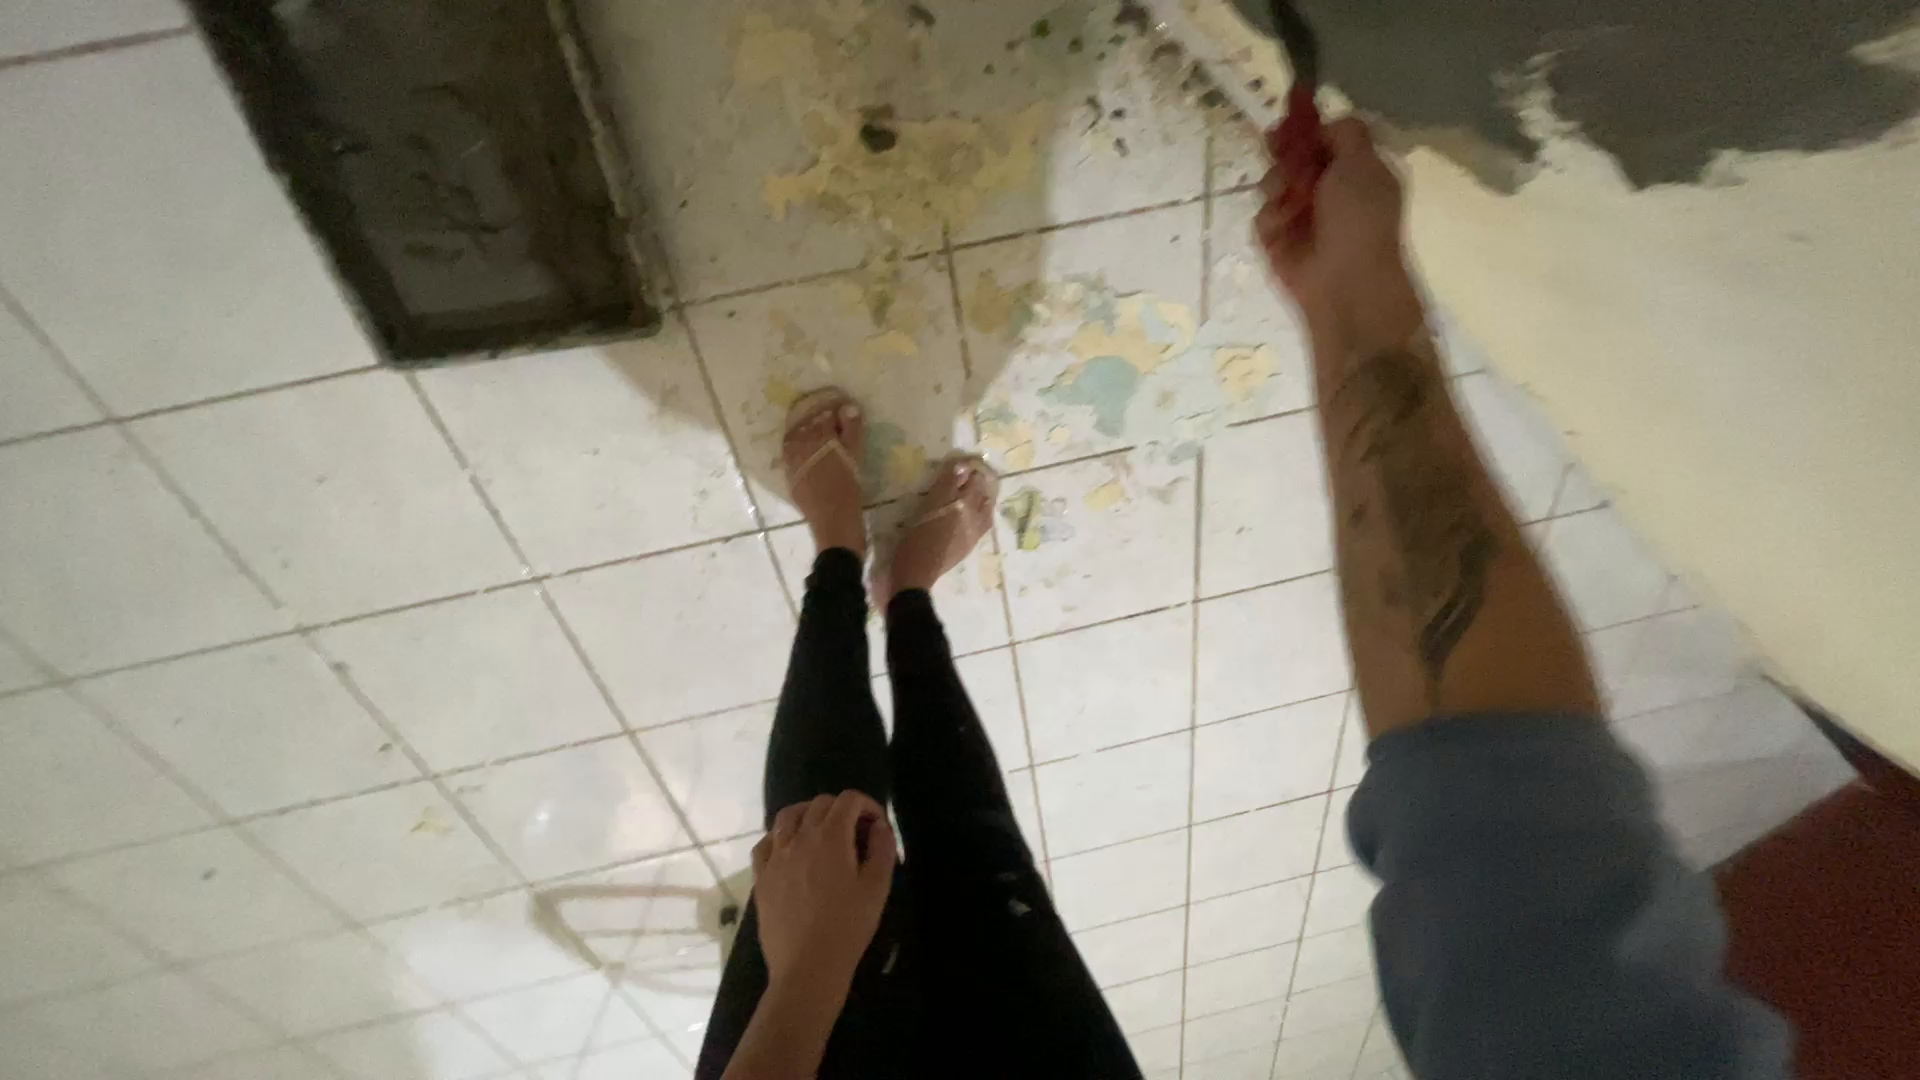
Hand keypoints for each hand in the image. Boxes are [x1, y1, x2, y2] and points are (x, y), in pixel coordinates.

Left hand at [751, 791, 896, 995]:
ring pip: (788, 816)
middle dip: (842, 809)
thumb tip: (880, 827)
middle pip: (820, 803)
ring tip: (821, 832)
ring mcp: (776, 856)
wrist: (807, 968)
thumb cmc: (848, 927)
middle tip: (856, 831)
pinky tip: (790, 851)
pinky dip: (779, 837)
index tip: (877, 825)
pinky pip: (765, 843)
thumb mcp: (877, 887)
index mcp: (832, 836)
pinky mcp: (761, 877)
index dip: (867, 804)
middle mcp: (800, 837)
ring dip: (808, 814)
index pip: (848, 799)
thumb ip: (882, 849)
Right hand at [1255, 117, 1422, 353]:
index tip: (1290, 111)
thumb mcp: (1362, 163)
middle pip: (1293, 158)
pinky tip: (1281, 227)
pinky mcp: (1276, 241)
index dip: (1306, 126)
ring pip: (1272, 185)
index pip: (1324, 138)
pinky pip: (1262, 218)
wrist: (1344, 281)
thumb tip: (1325, 122)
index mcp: (1355, 169)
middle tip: (1272, 141)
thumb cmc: (1361, 218)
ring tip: (1286, 199)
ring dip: (1276, 185)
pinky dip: (1270, 220)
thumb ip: (1345, 134)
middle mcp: (1326, 190)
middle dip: (1283, 151)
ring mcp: (1299, 216)